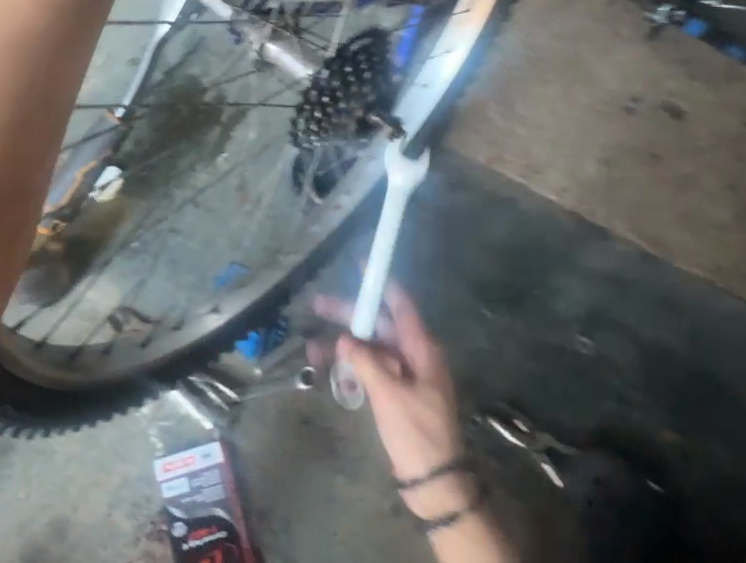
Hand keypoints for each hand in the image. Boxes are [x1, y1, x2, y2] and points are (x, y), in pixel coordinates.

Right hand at [315, 285, 474, 518]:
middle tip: (317, 304)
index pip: (401, 305)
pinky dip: (351, 365)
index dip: (381, 283)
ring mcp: (406, 376)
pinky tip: (327, 366)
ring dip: (344, 343)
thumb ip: (365, 362)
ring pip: (371, 348)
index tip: (363, 263)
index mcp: (422, 350)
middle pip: (380, 325)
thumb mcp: (389, 395)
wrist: (434, 482)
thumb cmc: (416, 433)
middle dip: (350, 315)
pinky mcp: (396, 393)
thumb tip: (345, 340)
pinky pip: (371, 369)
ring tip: (311, 344)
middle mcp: (415, 356)